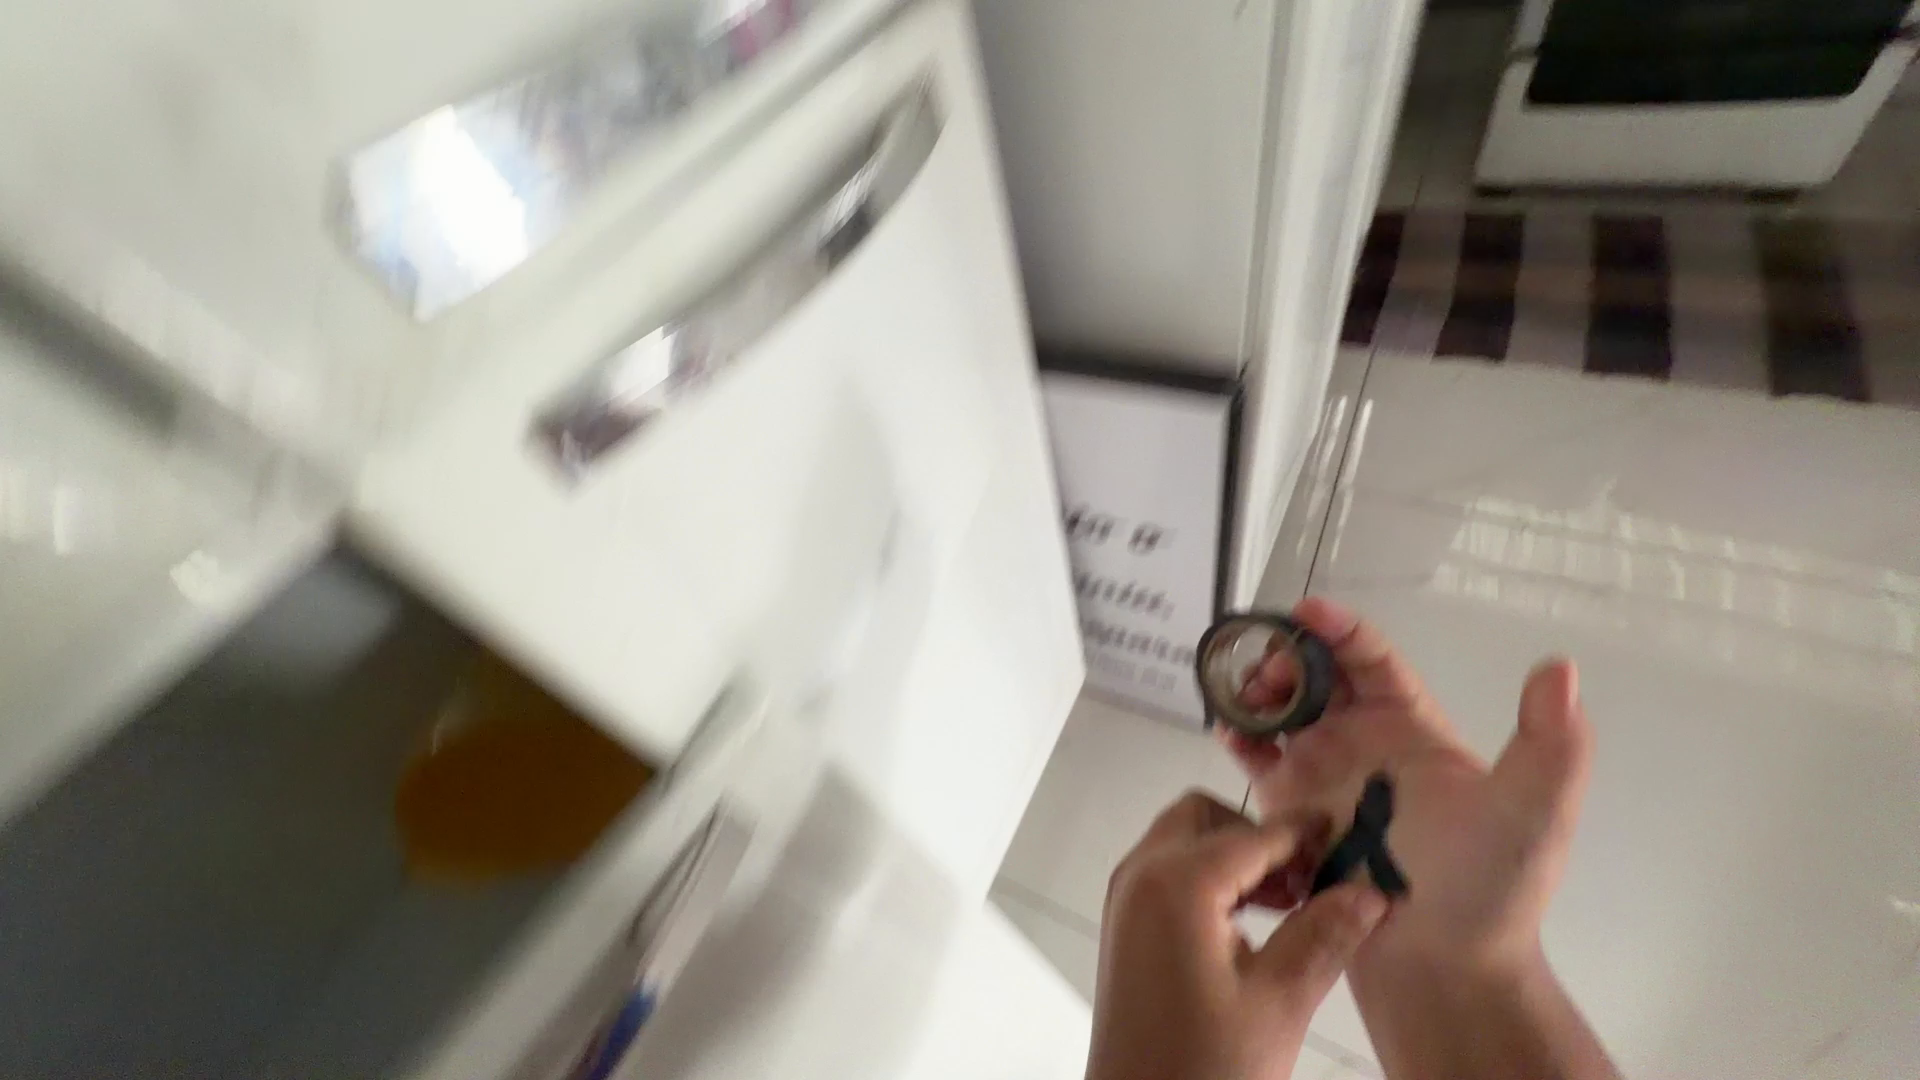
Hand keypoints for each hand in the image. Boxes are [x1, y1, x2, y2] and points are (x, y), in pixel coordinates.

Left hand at [1087, 791, 1388, 1079]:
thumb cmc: (1208, 1065)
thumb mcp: (1277, 1003)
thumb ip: (1322, 935)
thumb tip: (1370, 890)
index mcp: (1176, 882)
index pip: (1249, 834)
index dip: (1299, 831)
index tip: (1343, 832)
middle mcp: (1141, 872)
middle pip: (1202, 817)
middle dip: (1256, 835)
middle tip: (1307, 879)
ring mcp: (1125, 894)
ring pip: (1182, 840)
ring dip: (1232, 855)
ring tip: (1288, 903)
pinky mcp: (1123, 919)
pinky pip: (1167, 869)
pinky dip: (1207, 876)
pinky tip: (1248, 923)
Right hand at [1223, 597, 1593, 977]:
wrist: (1439, 964)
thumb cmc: (1486, 884)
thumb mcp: (1531, 811)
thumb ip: (1550, 742)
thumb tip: (1561, 667)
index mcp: (1409, 727)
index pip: (1370, 658)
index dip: (1338, 629)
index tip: (1304, 611)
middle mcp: (1359, 739)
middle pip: (1313, 674)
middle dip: (1286, 656)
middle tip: (1267, 672)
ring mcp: (1320, 771)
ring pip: (1278, 707)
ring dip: (1257, 689)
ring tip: (1243, 698)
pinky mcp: (1287, 805)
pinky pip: (1254, 756)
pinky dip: (1237, 734)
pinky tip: (1226, 730)